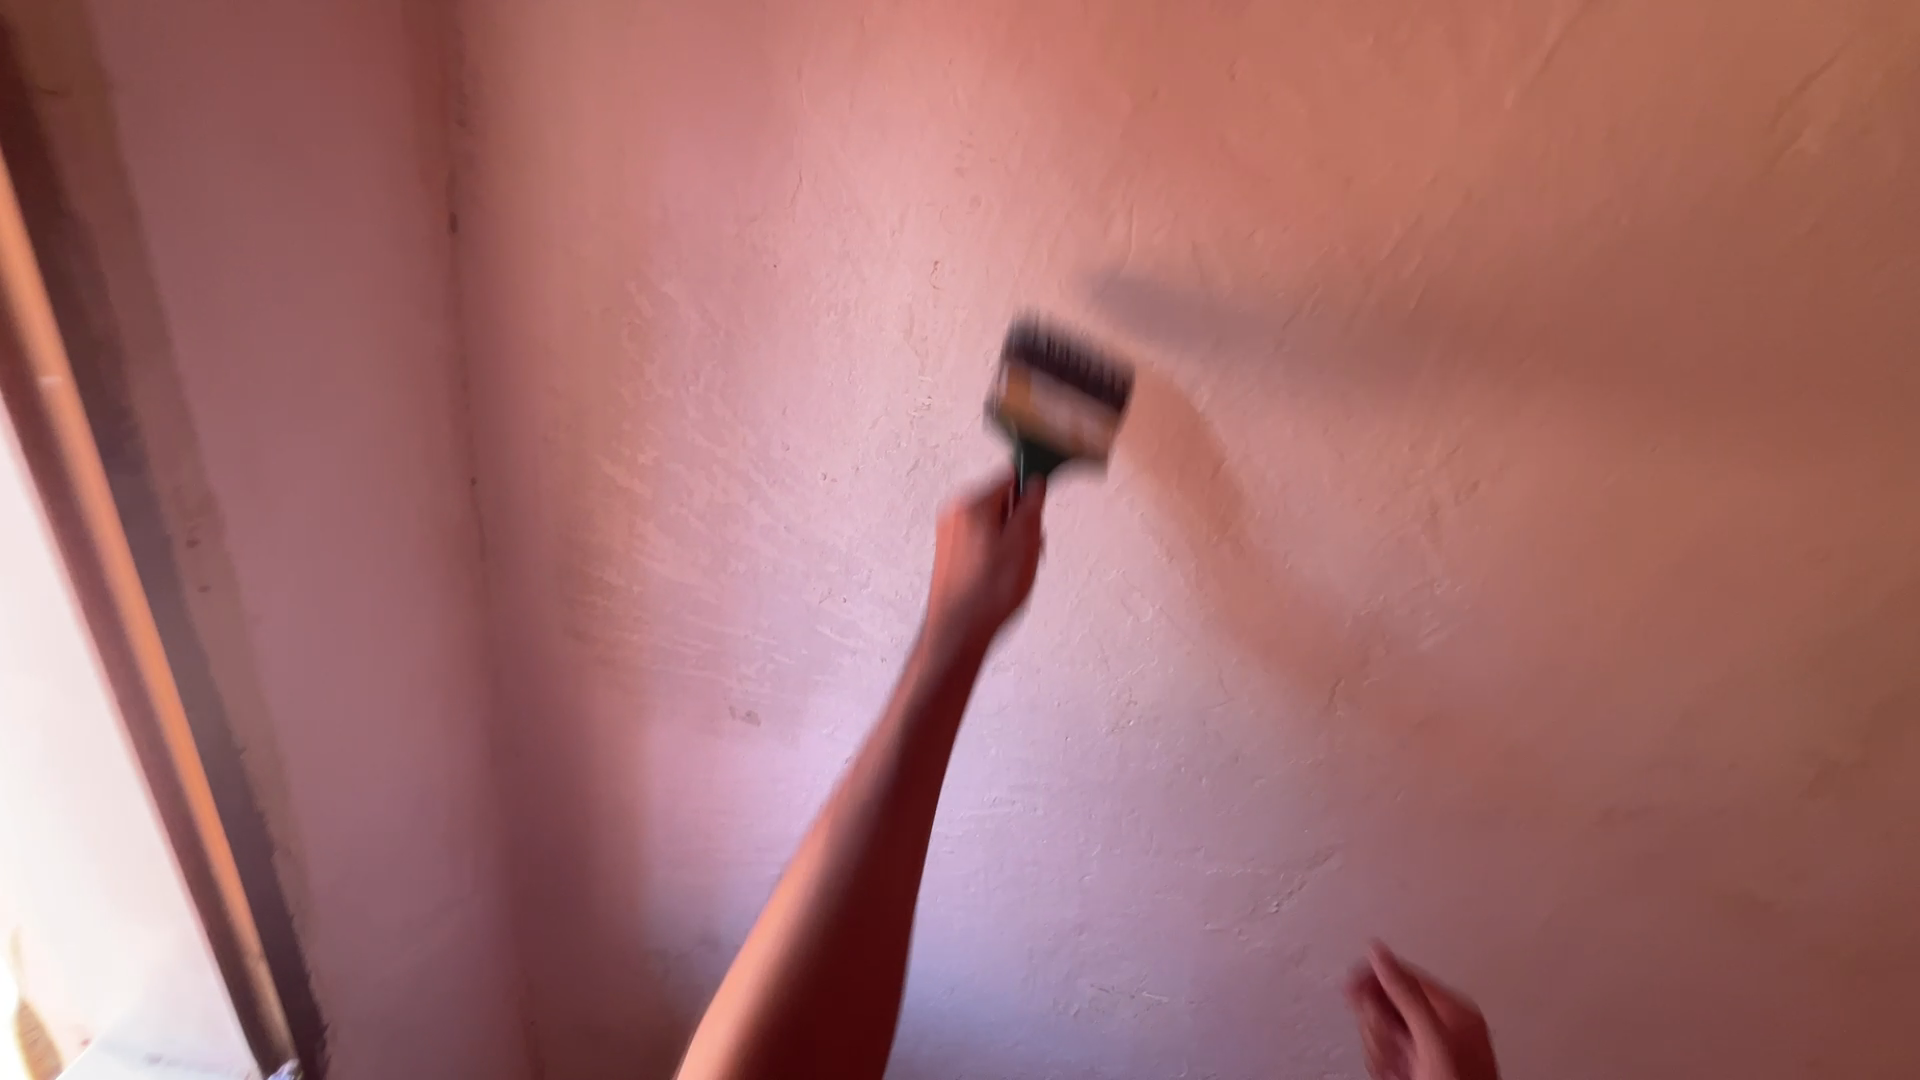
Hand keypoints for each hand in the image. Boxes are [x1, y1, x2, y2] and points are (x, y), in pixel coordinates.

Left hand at [923, 472, 1045, 650]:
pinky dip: (997, 557)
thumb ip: (1031, 506)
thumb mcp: (1024, 543)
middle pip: (1002, 504)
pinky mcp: (951, 557)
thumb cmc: (987, 594)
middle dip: (1022, 525)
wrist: (957, 632)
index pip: (1010, 478)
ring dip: (1012, 544)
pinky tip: (1002, 581)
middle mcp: (955, 516)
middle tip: (1029, 551)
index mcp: (971, 504)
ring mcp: (950, 537)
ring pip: (994, 527)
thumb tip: (1035, 484)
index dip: (1032, 494)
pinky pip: (983, 545)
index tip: (1042, 508)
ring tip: (1015, 572)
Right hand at [1348, 944, 1499, 1079]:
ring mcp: (1430, 1042)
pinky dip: (1384, 1059)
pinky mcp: (1419, 1060)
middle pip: (1385, 999)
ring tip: (1397, 1064)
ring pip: (1382, 1024)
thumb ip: (1404, 991)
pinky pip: (1386, 1045)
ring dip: (1380, 1045)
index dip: (1369, 975)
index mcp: (1455, 1006)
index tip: (1351, 986)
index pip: (1399, 970)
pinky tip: (1397, 1071)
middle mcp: (1443, 1020)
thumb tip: (1377, 950)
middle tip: (1388, 1043)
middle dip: (1379, 1022)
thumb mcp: (1432, 1036)